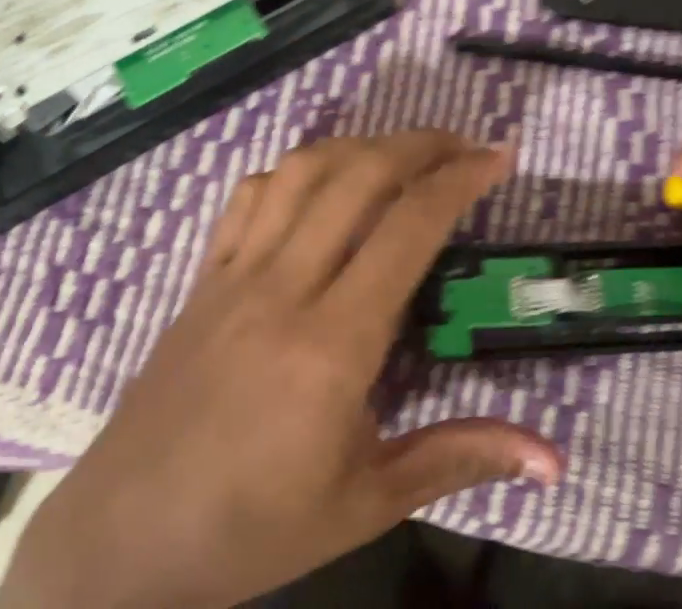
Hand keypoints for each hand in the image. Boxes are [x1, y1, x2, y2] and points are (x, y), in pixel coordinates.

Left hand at [0, 132, 560, 608]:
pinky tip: (318, 184)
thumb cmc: (254, 526)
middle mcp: (283, 288)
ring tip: (401, 153)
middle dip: (419, 145)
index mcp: (333, 342)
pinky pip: (246, 199)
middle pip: (356, 177)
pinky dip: (292, 172)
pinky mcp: (200, 281)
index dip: (459, 179)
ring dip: (358, 146)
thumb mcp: (368, 502)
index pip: (407, 228)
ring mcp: (233, 276)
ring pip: (299, 173)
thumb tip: (554, 459)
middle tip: (464, 144)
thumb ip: (459, 457)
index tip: (499, 158)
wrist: (127, 537)